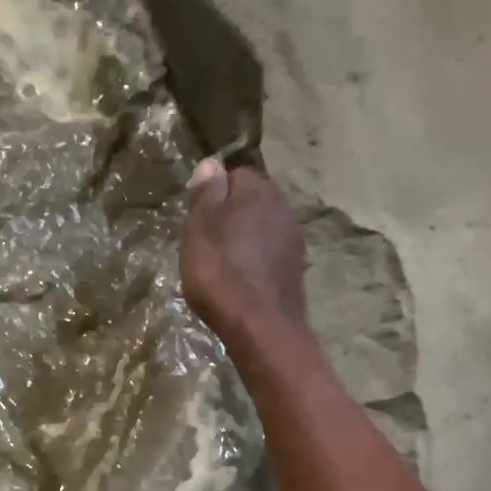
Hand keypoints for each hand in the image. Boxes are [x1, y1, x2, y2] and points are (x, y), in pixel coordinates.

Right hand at [180, 158, 307, 345]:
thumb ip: (206, 193)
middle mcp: (282, 206)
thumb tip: (212, 163)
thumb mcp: (199, 228)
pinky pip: (269, 255)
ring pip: (262, 228)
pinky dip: (255, 263)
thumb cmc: (221, 273)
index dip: (213, 193)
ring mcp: (292, 239)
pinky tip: (241, 282)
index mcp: (258, 190)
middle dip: (230, 216)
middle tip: (206, 243)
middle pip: (251, 202)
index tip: (196, 218)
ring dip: (244, 240)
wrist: (261, 327)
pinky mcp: (294, 269)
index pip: (234, 174)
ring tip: (222, 265)